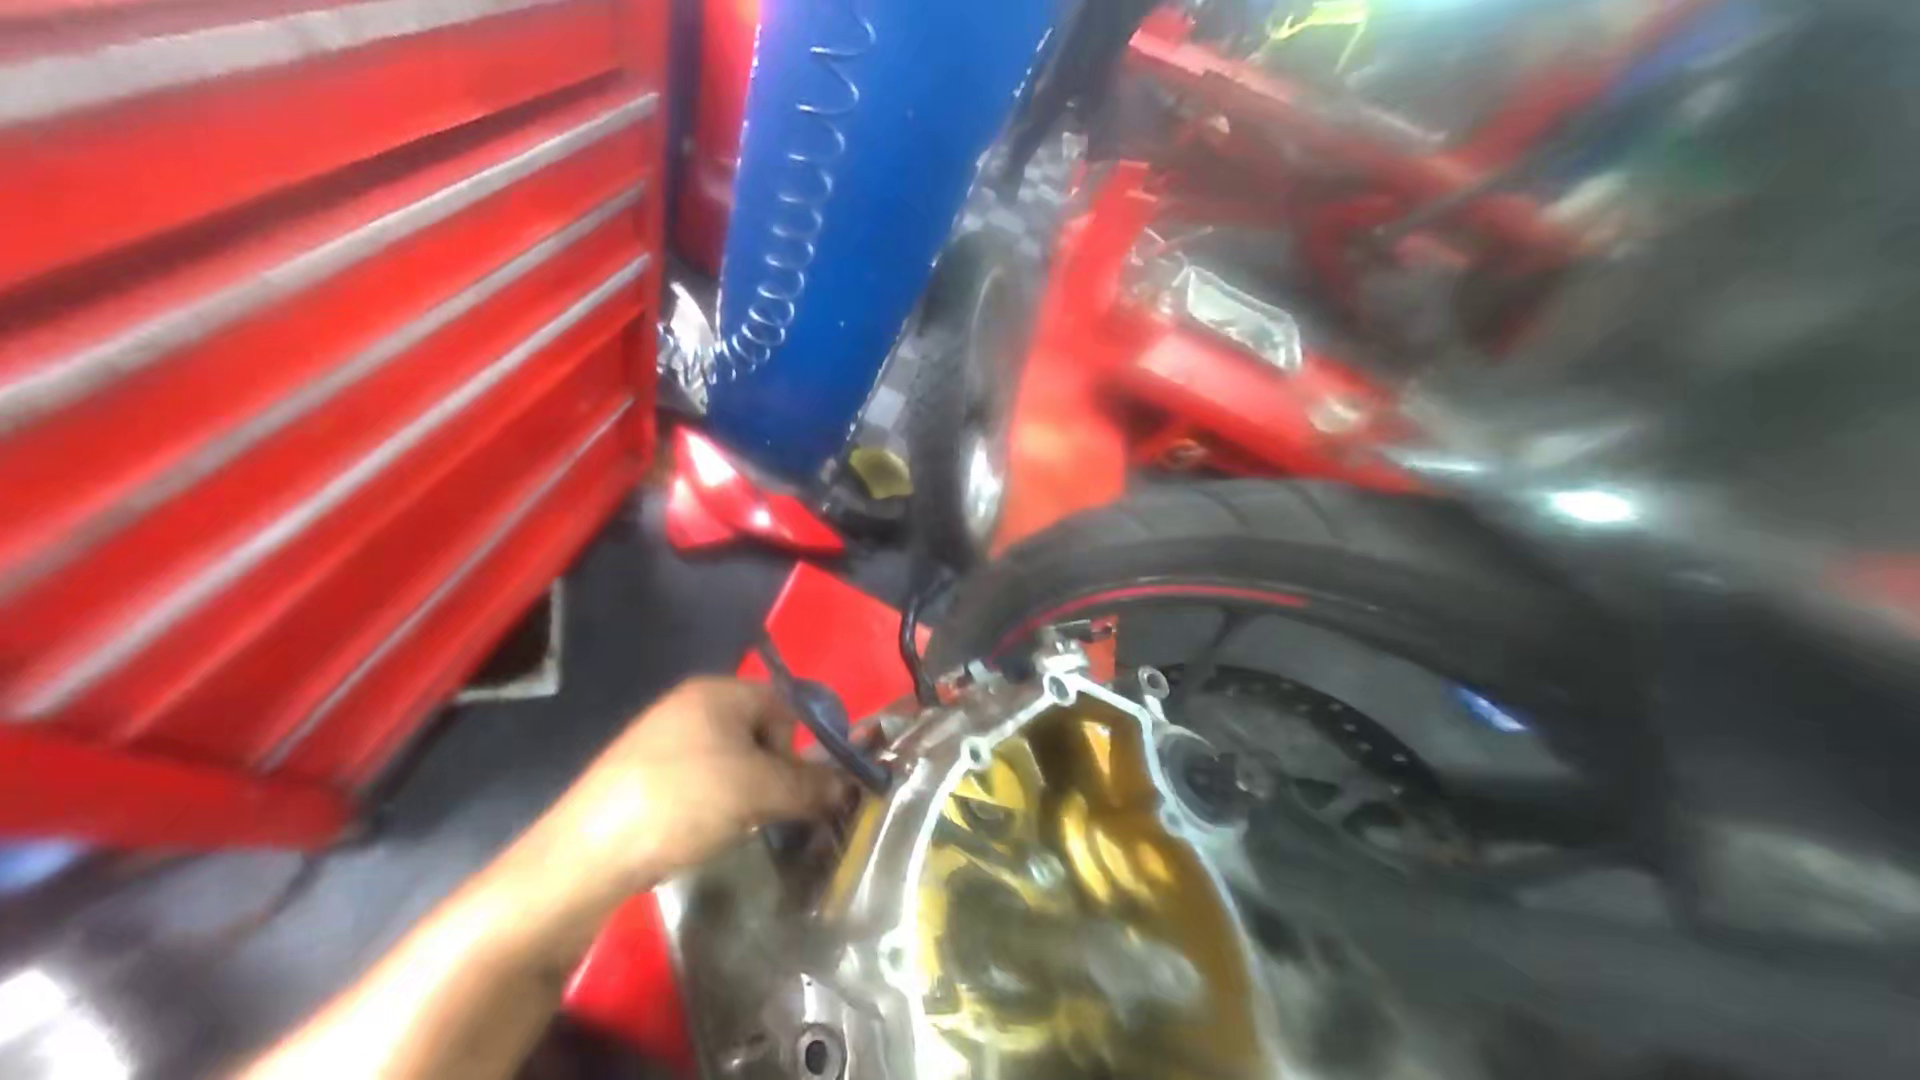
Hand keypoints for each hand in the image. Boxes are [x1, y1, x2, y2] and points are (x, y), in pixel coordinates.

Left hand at [516, 677, 847, 904]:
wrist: (585, 855)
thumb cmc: (685, 802)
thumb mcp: (760, 792)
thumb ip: (810, 785)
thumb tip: (849, 786)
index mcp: (718, 691)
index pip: (785, 705)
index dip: (798, 745)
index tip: (795, 788)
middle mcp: (690, 704)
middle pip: (759, 732)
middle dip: (771, 772)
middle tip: (762, 809)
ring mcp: (662, 738)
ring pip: (731, 759)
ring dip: (744, 791)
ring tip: (728, 824)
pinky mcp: (642, 772)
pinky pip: (699, 778)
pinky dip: (711, 802)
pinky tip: (697, 830)